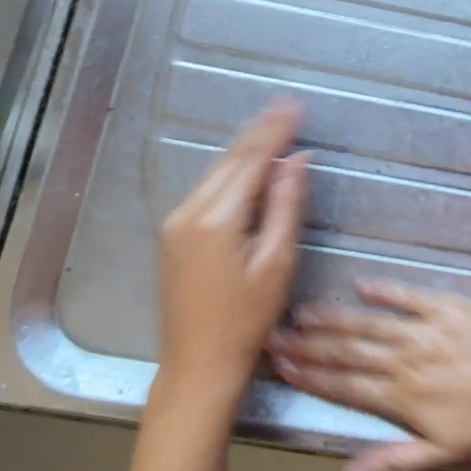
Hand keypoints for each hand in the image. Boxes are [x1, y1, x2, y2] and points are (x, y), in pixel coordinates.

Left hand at [154, 100, 308, 404]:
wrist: (197, 365)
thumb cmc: (247, 320)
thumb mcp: (277, 262)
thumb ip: (285, 206)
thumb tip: (297, 160)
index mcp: (217, 218)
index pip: (252, 160)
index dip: (276, 130)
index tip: (296, 105)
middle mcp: (188, 213)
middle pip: (230, 161)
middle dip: (260, 131)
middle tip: (286, 105)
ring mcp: (175, 224)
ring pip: (215, 173)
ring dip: (244, 149)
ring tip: (270, 124)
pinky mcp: (172, 237)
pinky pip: (206, 191)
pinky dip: (230, 172)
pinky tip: (246, 163)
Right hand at [267, 280, 470, 470]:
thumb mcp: (441, 454)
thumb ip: (392, 460)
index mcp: (400, 397)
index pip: (345, 386)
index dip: (312, 376)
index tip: (283, 367)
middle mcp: (405, 360)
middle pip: (349, 352)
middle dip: (310, 345)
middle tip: (276, 336)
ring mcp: (426, 330)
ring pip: (371, 323)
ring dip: (335, 319)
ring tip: (303, 313)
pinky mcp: (448, 307)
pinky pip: (410, 296)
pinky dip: (385, 290)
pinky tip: (361, 285)